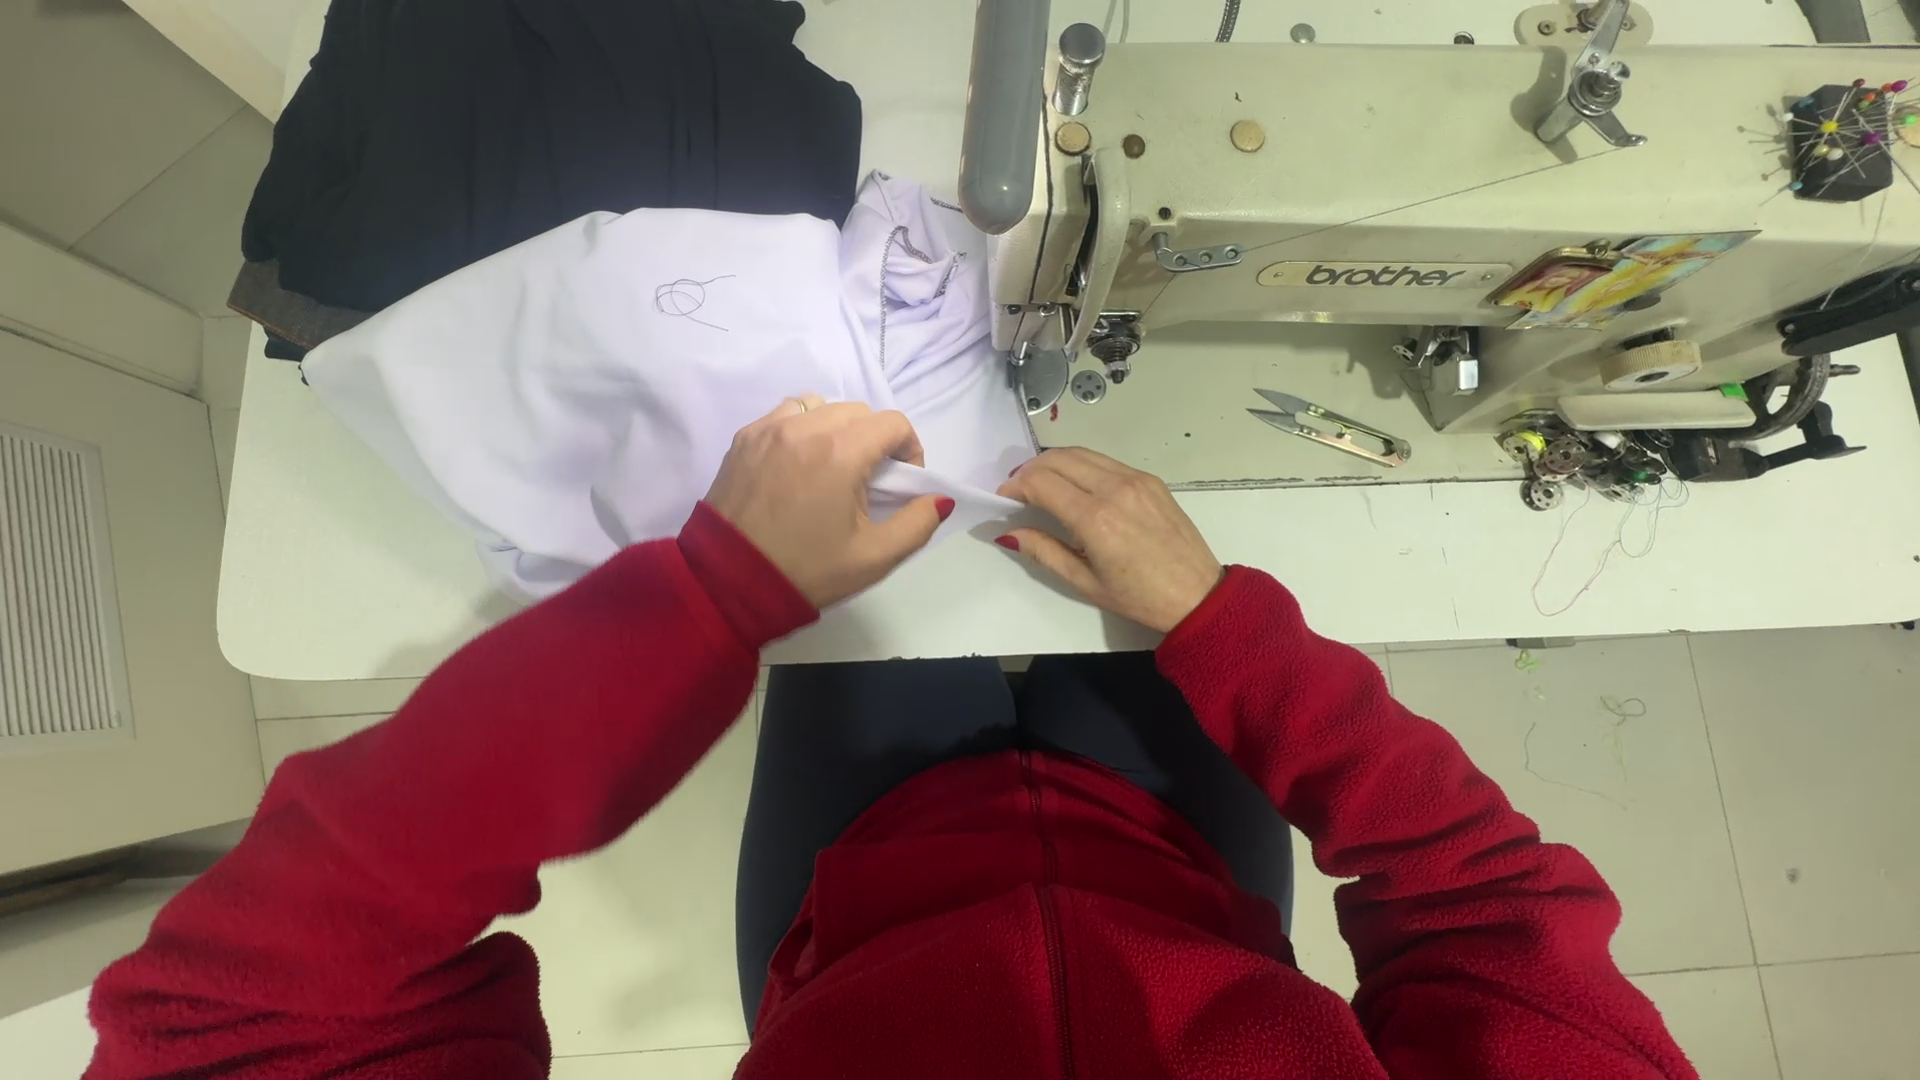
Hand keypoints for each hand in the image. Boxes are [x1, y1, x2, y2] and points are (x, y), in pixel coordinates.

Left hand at [705, 395, 952, 607]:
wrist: (727, 584)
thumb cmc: (807, 571)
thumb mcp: (874, 557)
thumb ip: (917, 523)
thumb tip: (939, 498)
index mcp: (841, 452)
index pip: (893, 423)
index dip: (910, 449)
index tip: (903, 481)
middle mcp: (804, 427)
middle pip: (858, 411)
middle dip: (875, 438)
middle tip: (870, 480)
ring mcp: (768, 429)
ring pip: (820, 406)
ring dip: (838, 428)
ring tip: (834, 466)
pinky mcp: (743, 439)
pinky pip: (784, 415)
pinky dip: (802, 428)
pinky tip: (800, 464)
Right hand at [996, 448, 1223, 633]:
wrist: (1197, 593)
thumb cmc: (1138, 597)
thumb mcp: (1083, 582)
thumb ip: (1043, 551)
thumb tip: (1008, 534)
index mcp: (1095, 519)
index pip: (1041, 482)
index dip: (1014, 486)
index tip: (1003, 498)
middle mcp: (1114, 489)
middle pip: (1057, 458)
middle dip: (1030, 469)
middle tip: (1018, 489)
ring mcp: (1135, 479)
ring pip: (1081, 453)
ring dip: (1053, 463)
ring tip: (1040, 484)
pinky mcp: (1149, 479)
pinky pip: (1104, 461)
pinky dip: (1080, 465)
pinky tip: (1074, 485)